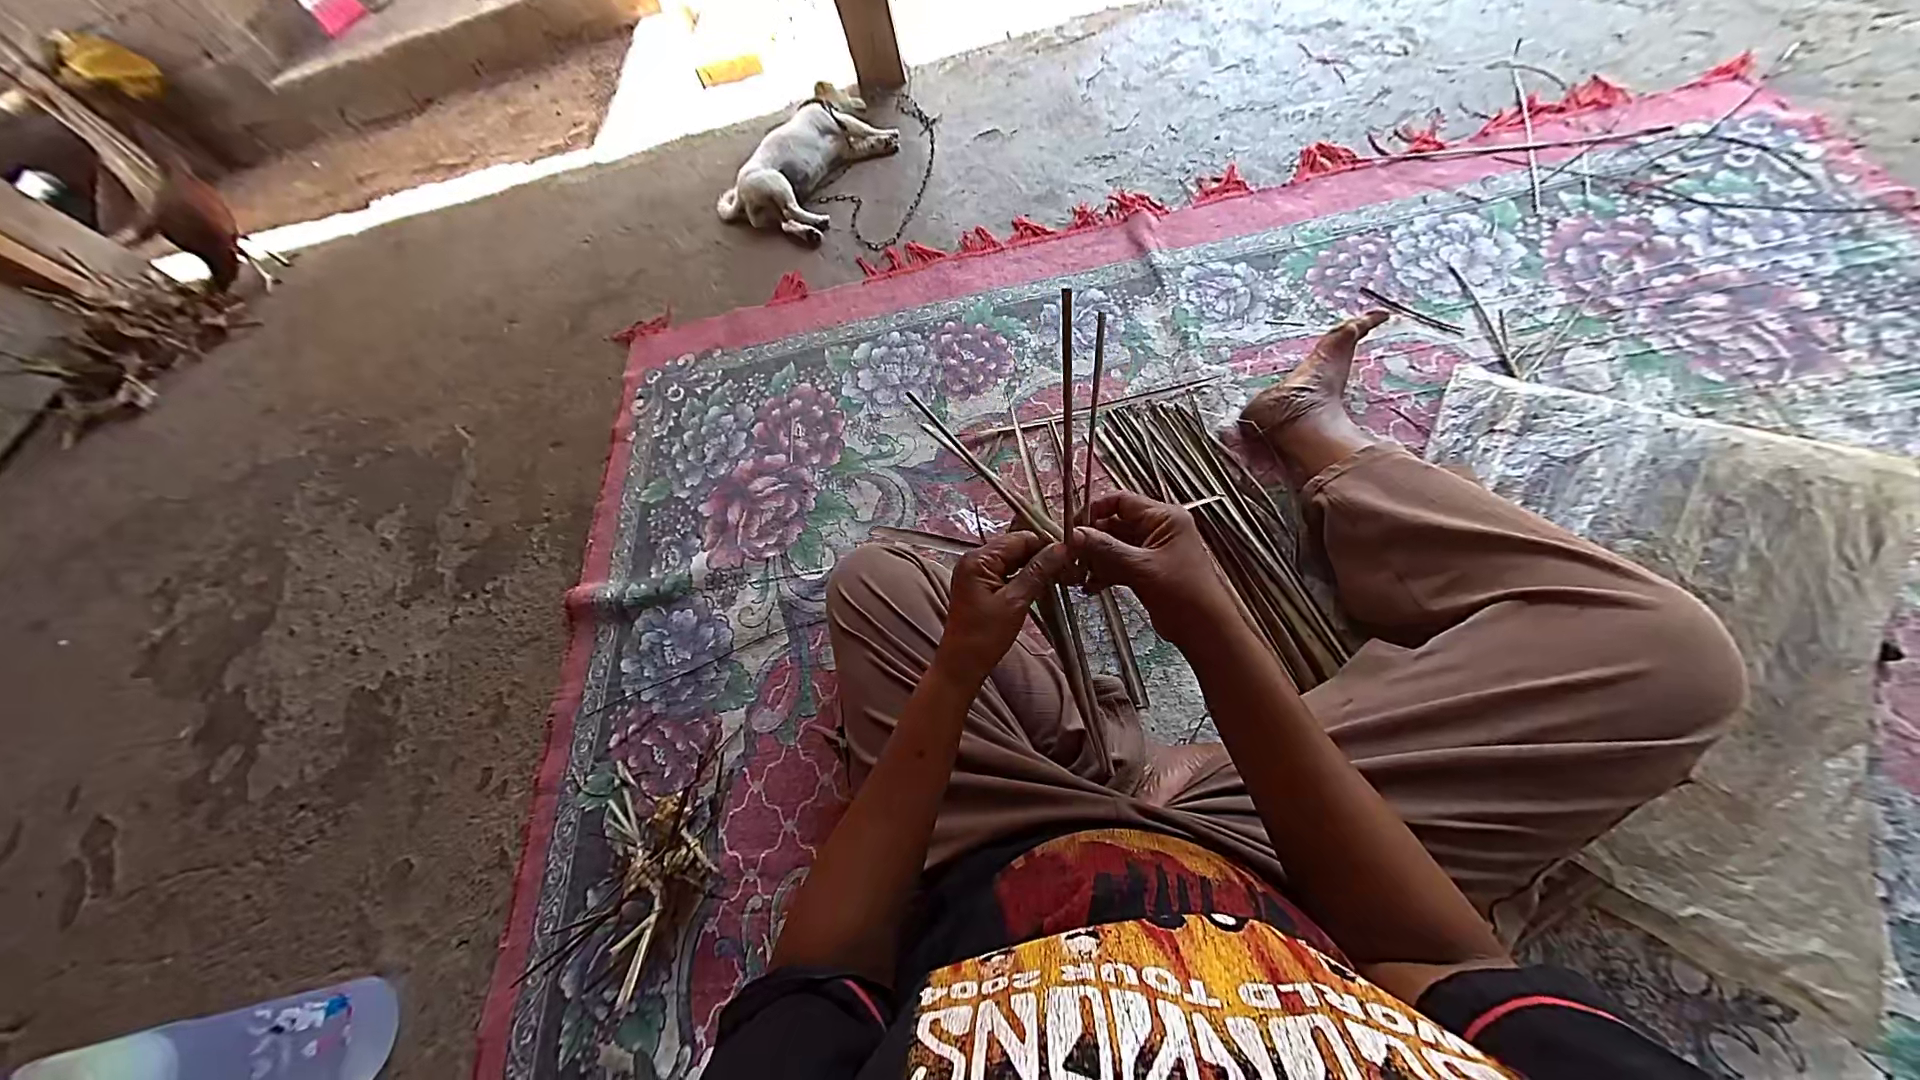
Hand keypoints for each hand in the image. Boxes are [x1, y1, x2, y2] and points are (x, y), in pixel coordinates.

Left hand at [935, 532, 1075, 683]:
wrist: (962, 665)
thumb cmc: (985, 636)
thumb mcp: (1015, 602)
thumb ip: (1037, 572)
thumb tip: (1061, 548)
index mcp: (978, 559)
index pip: (1018, 539)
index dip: (1045, 544)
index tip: (1070, 554)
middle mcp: (974, 560)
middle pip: (1016, 547)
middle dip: (1041, 555)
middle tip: (1069, 567)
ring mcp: (976, 572)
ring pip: (1013, 560)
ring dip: (1035, 567)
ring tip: (1060, 576)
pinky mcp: (981, 586)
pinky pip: (1007, 573)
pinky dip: (1024, 577)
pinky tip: (1043, 585)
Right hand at [1070, 491, 1237, 649]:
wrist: (1205, 630)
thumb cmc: (1183, 592)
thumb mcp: (1141, 567)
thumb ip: (1105, 549)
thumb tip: (1073, 535)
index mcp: (1163, 518)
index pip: (1121, 501)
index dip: (1094, 510)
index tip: (1071, 526)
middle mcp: (1157, 529)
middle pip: (1113, 524)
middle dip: (1090, 539)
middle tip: (1068, 554)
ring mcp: (1150, 551)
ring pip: (1112, 546)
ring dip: (1093, 559)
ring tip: (1075, 573)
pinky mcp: (1144, 571)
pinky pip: (1116, 564)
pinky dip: (1102, 573)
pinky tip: (1089, 586)